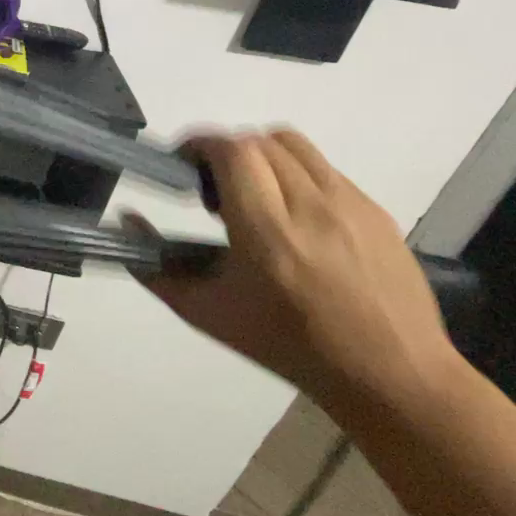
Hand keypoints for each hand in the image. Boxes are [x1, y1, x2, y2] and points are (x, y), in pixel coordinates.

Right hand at [135, 130, 458, 404]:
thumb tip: (126, 219)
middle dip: (225, 151)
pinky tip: (292, 216)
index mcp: (267, 232)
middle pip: (259, 141)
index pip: (233, 151)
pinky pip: (325, 170)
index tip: (182, 163)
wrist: (390, 374)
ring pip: (294, 145)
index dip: (200, 144)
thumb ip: (154, 267)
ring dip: (260, 155)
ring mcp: (350, 205)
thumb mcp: (205, 313)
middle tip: (211, 185)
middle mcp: (311, 207)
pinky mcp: (376, 211)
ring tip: (251, 191)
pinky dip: (295, 175)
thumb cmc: (287, 345)